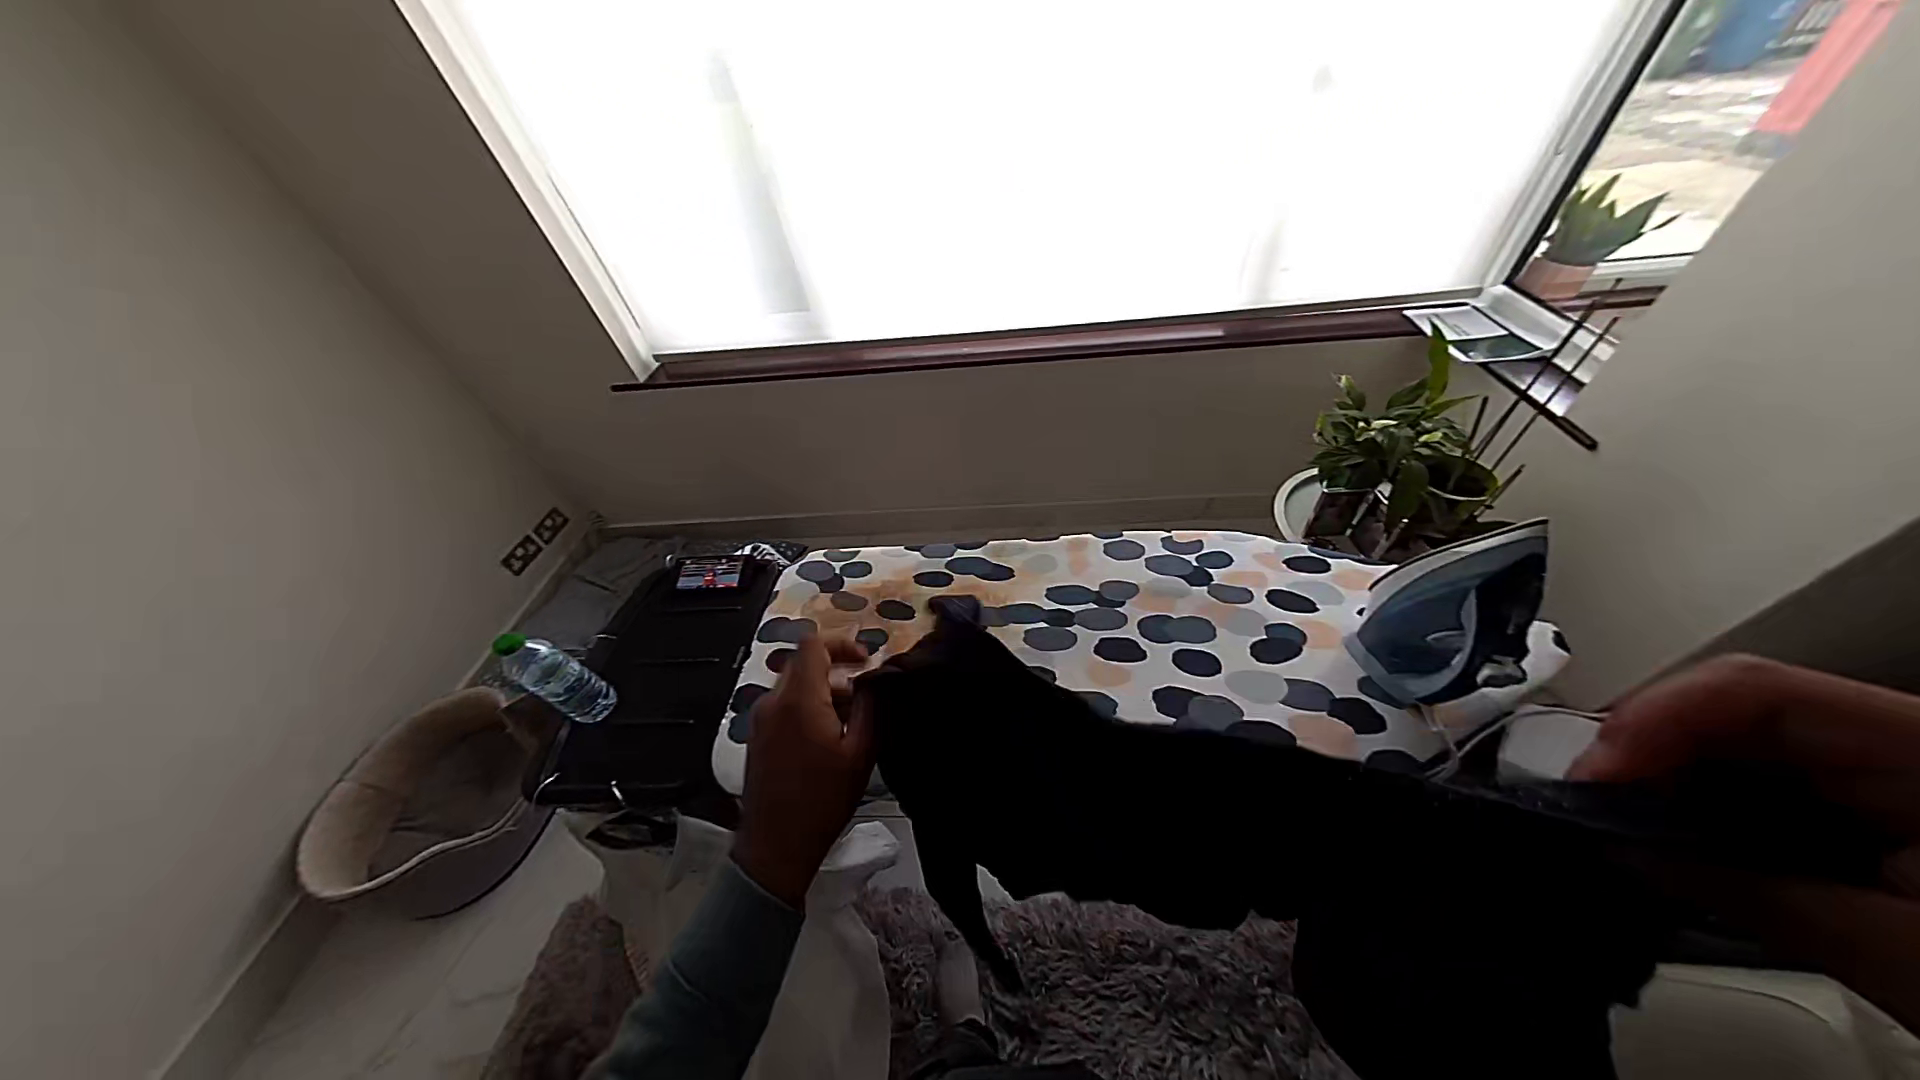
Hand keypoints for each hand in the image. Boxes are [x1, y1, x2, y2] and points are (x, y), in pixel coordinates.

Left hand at [733, 634, 875, 907]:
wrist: (776, 846)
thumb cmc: (823, 800)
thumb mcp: (860, 753)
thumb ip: (870, 707)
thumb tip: (875, 679)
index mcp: (798, 699)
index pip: (813, 645)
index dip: (842, 643)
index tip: (866, 661)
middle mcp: (772, 701)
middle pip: (804, 663)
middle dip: (836, 670)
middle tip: (864, 693)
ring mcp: (760, 719)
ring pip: (794, 684)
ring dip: (823, 690)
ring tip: (851, 720)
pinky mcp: (757, 735)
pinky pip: (784, 704)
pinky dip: (807, 705)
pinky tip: (827, 735)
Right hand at [1570, 654, 1919, 1029]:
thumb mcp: (1898, 955)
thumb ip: (1748, 891)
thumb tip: (1620, 847)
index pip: (1755, 691)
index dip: (1653, 719)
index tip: (1595, 775)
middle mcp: (1898, 746)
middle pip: (1725, 709)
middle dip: (1641, 749)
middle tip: (1587, 797)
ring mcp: (1880, 775)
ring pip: (1726, 741)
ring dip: (1659, 777)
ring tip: (1616, 818)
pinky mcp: (1863, 805)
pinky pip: (1749, 778)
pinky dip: (1692, 802)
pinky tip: (1662, 832)